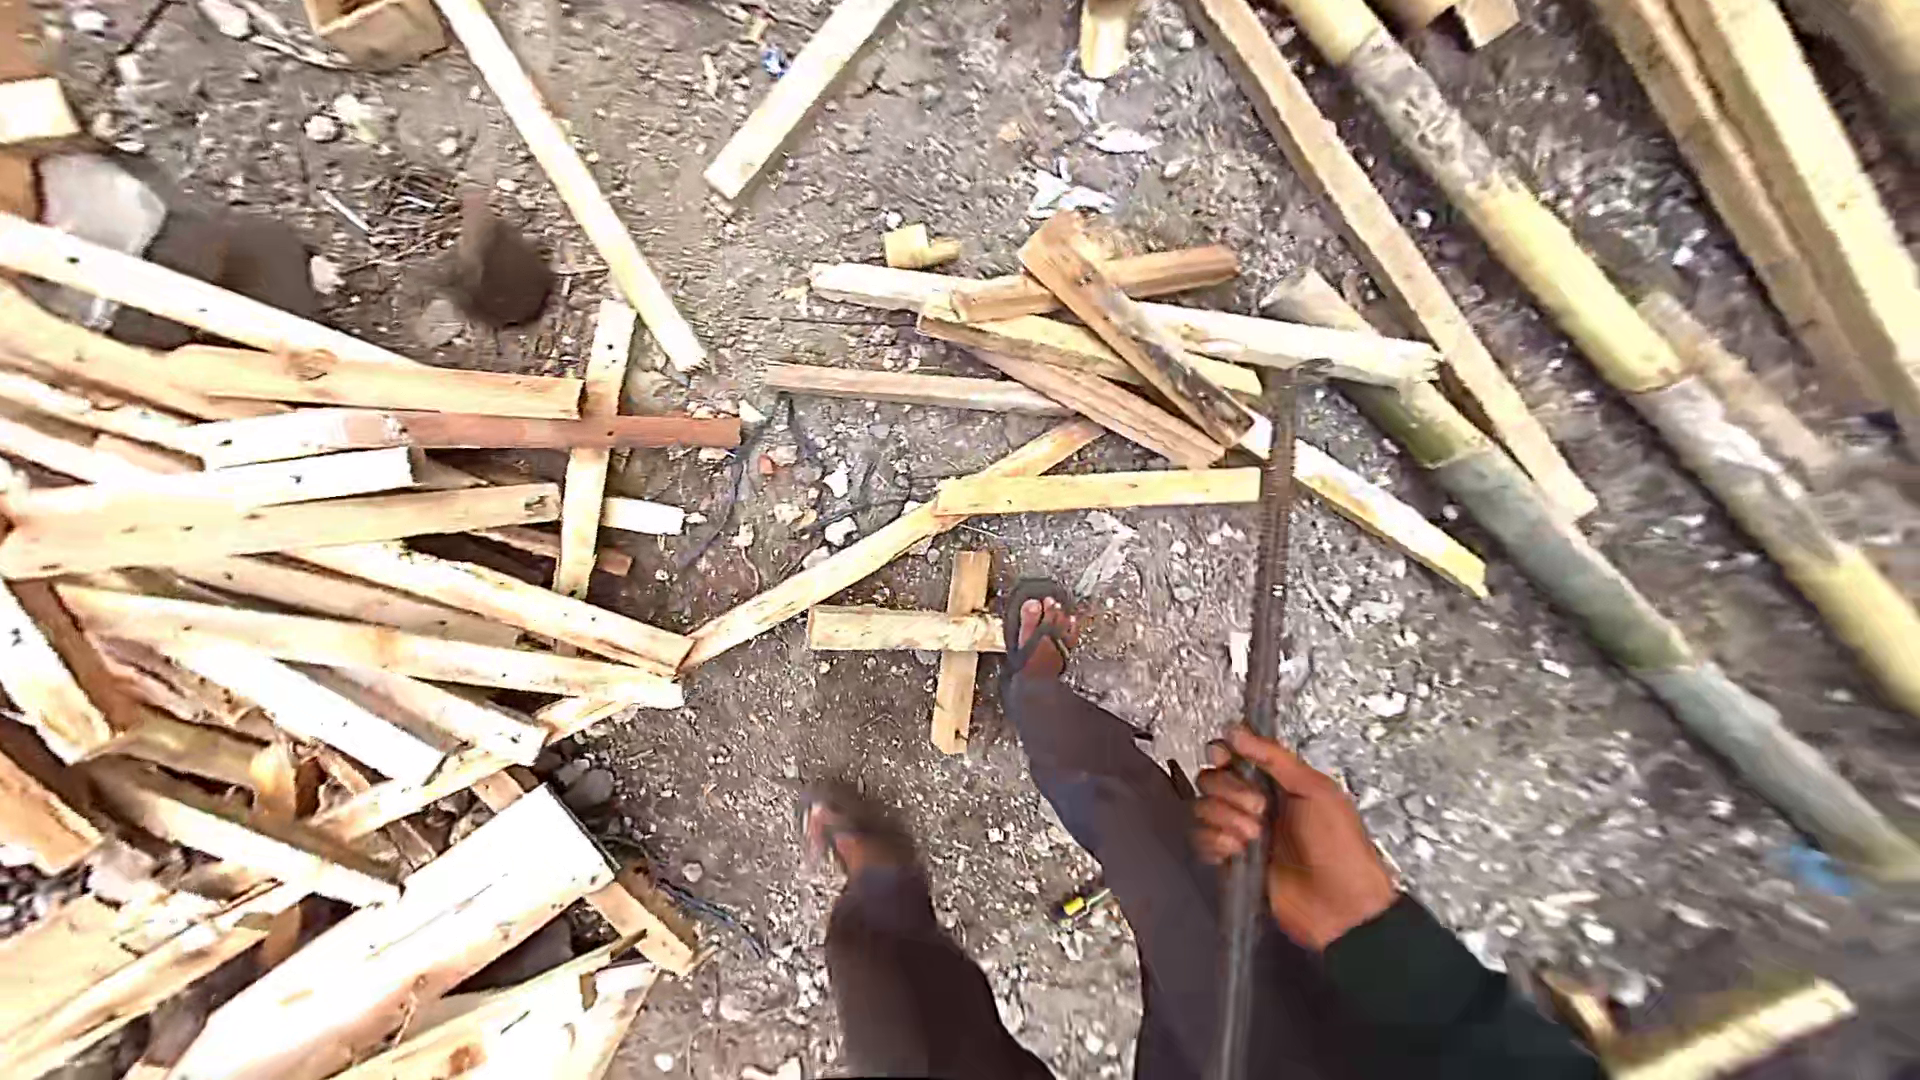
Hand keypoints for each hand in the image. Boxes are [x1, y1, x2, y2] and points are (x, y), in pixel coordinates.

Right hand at [1193, 727, 1397, 950]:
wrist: (1342, 909)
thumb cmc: (1340, 848)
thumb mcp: (1316, 791)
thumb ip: (1274, 756)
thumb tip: (1235, 729)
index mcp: (1273, 781)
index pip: (1230, 753)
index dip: (1222, 753)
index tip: (1226, 759)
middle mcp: (1251, 801)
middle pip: (1211, 776)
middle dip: (1230, 791)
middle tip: (1260, 810)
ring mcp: (1239, 829)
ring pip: (1203, 805)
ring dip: (1226, 818)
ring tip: (1254, 836)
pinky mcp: (1230, 857)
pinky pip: (1200, 838)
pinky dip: (1215, 841)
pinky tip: (1237, 850)